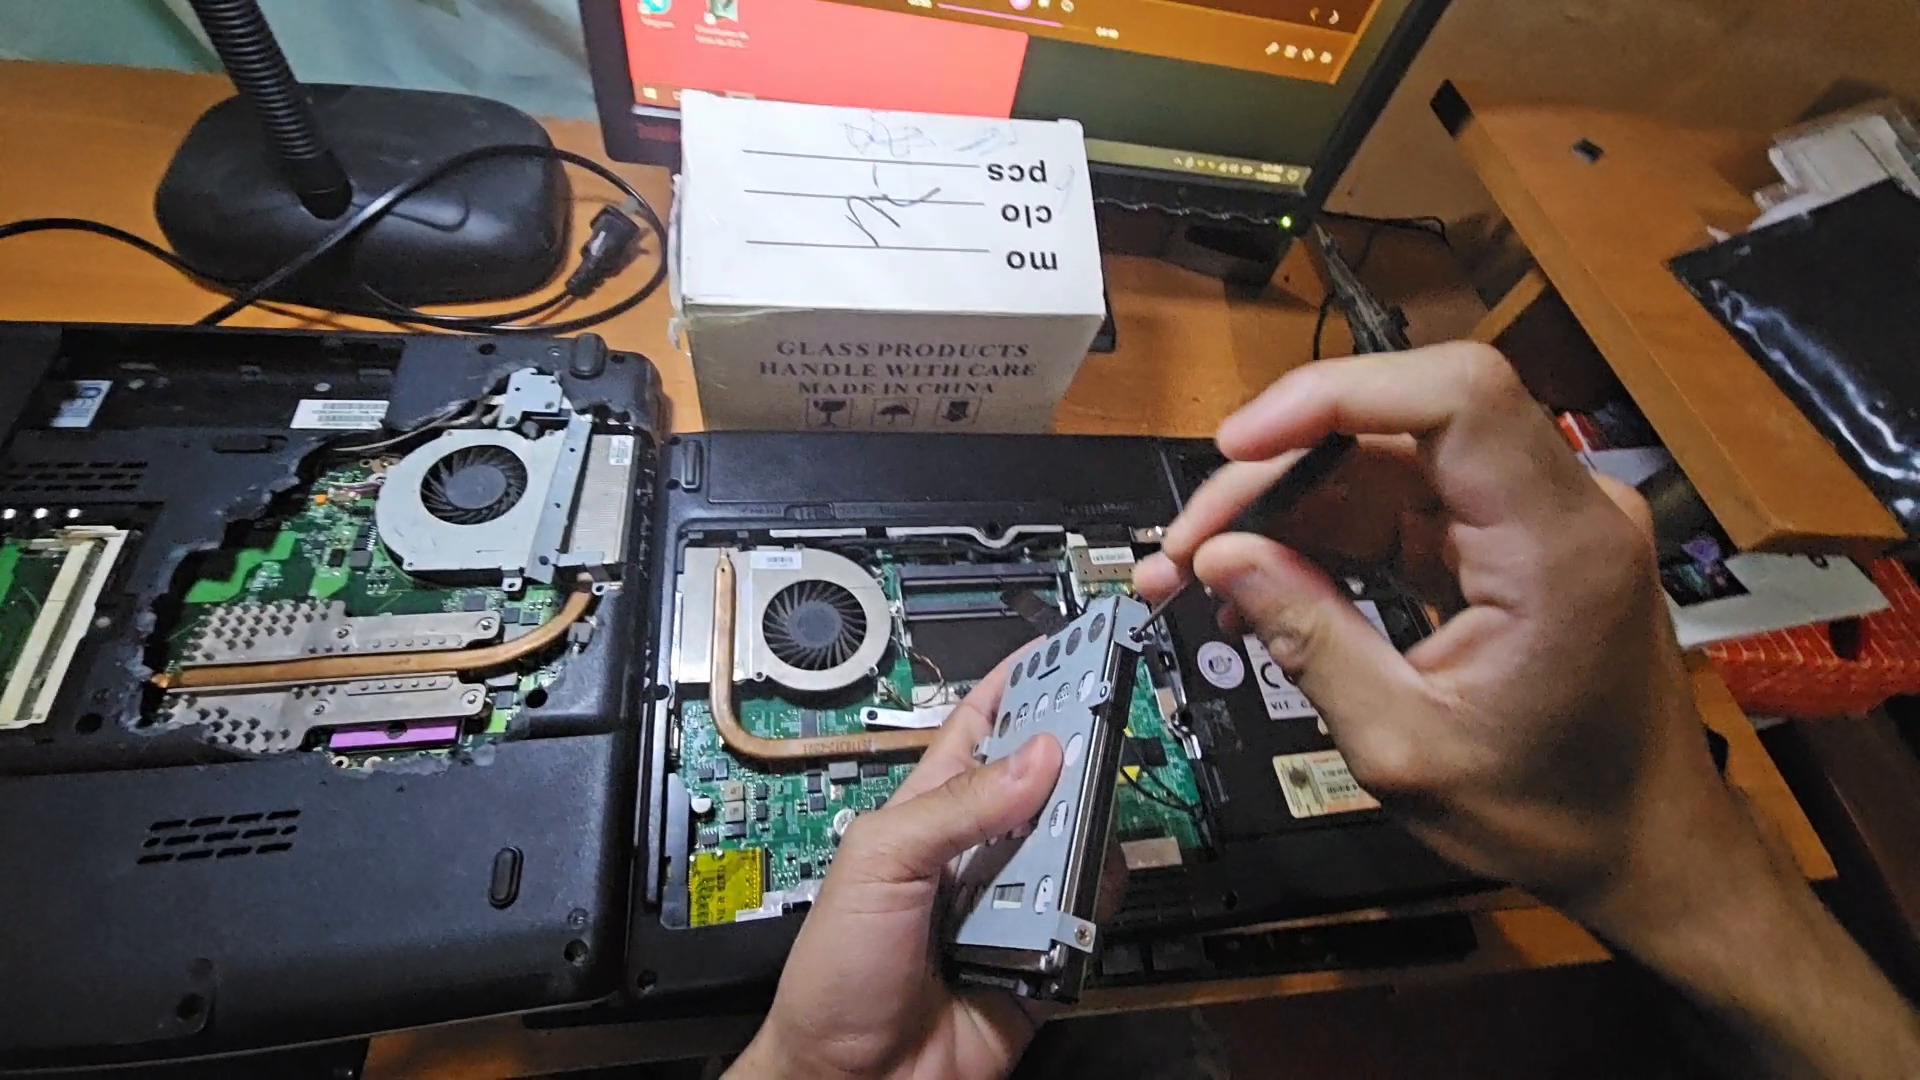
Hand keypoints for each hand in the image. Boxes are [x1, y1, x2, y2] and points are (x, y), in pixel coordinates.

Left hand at [730, 655, 1063, 1079]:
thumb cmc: (838, 964)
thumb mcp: (883, 861)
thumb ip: (958, 806)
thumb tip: (1037, 756)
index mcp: (932, 806)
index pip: (983, 722)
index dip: (1021, 680)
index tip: (1066, 647)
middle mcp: (979, 842)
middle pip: (1040, 773)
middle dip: (1072, 743)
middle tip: (1103, 719)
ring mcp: (1011, 894)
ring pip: (1071, 836)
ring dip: (1084, 823)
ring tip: (1090, 807)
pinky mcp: (1040, 949)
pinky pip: (1086, 910)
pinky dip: (1098, 894)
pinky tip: (1094, 880)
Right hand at [1137, 343, 1729, 925]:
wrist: (1637, 847)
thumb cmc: (1547, 812)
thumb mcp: (1403, 743)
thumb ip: (1307, 639)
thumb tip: (1217, 556)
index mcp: (1555, 545)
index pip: (1453, 397)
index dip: (1331, 397)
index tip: (1233, 446)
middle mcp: (1543, 506)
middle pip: (1376, 435)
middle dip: (1263, 482)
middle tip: (1181, 548)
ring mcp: (1507, 519)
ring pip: (1357, 472)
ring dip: (1266, 517)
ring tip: (1191, 573)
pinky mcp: (1476, 542)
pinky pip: (1370, 514)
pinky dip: (1300, 543)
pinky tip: (1250, 587)